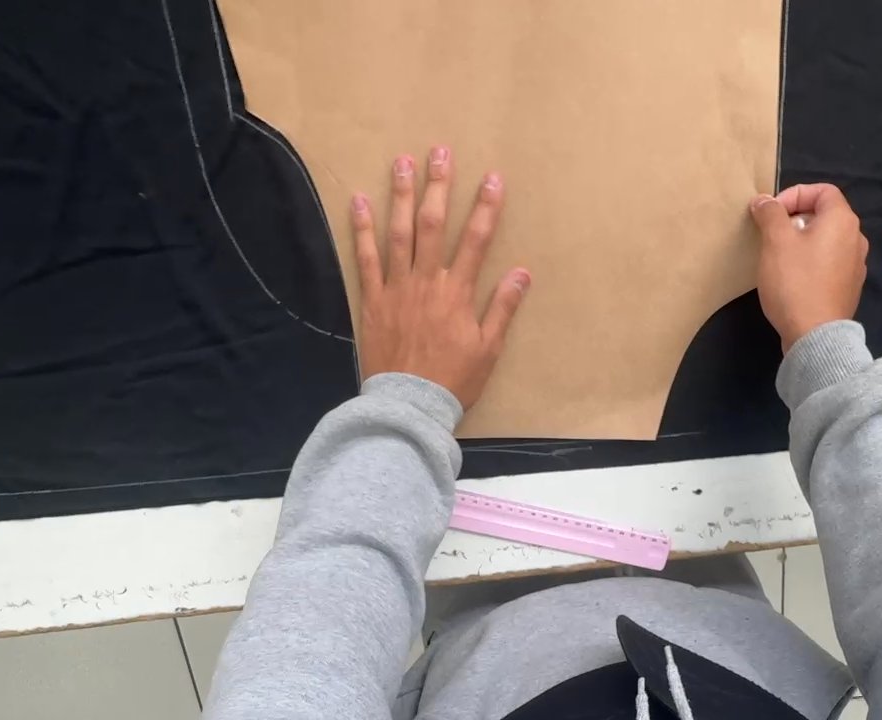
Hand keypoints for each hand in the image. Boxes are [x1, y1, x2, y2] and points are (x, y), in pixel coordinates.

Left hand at [352, 146, 530, 407]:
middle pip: (433, 225)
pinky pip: (366, 259)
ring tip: (402, 162)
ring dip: (401, 196)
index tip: (493, 178)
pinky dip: (362, 229)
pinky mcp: (373, 300)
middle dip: (438, 186)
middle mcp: (427, 282)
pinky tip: (359, 201)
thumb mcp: (488, 349)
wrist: (411, 404)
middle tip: (440, 151)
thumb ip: (503, 308)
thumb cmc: (454, 380)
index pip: (476, 240)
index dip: (485, 208)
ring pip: (399, 233)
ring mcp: (397, 288)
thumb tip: (522, 273)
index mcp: (458, 293)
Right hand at [748, 184, 868, 351]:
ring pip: (826, 242)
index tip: (771, 213)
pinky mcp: (848, 289)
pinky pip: (829, 265)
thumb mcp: (775, 242)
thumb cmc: (795, 283)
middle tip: (771, 237)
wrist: (815, 335)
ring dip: (802, 243)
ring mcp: (856, 266)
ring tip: (779, 260)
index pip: (822, 190)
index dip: (794, 194)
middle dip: (795, 220)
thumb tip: (764, 200)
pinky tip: (793, 281)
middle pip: (824, 216)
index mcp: (842, 220)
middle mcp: (856, 238)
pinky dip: (811, 264)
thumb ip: (770, 214)